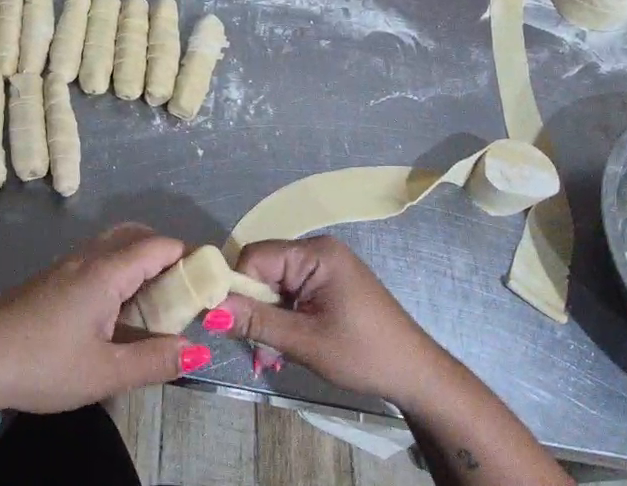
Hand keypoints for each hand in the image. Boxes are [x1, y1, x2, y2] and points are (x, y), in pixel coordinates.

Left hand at [0, 224, 196, 413]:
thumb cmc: (43, 365)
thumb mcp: (105, 373)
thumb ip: (154, 361)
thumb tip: (196, 349)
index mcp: (105, 272)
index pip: (158, 245)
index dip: (189, 258)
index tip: (209, 284)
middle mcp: (88, 258)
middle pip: (136, 236)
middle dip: (166, 255)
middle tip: (183, 293)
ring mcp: (67, 265)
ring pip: (114, 246)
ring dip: (141, 263)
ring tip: (156, 305)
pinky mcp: (53, 279)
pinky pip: (97, 260)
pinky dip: (120, 271)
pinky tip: (120, 312)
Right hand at [223, 236, 446, 407]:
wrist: (416, 375)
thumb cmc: (363, 354)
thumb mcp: (305, 341)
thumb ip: (257, 322)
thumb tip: (210, 310)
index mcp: (315, 253)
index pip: (256, 256)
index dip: (239, 288)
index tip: (235, 324)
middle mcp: (318, 250)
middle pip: (263, 268)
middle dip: (254, 306)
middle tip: (258, 348)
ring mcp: (325, 266)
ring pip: (274, 283)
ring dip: (268, 315)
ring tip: (274, 353)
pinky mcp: (328, 284)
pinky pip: (290, 290)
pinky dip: (283, 315)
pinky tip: (289, 342)